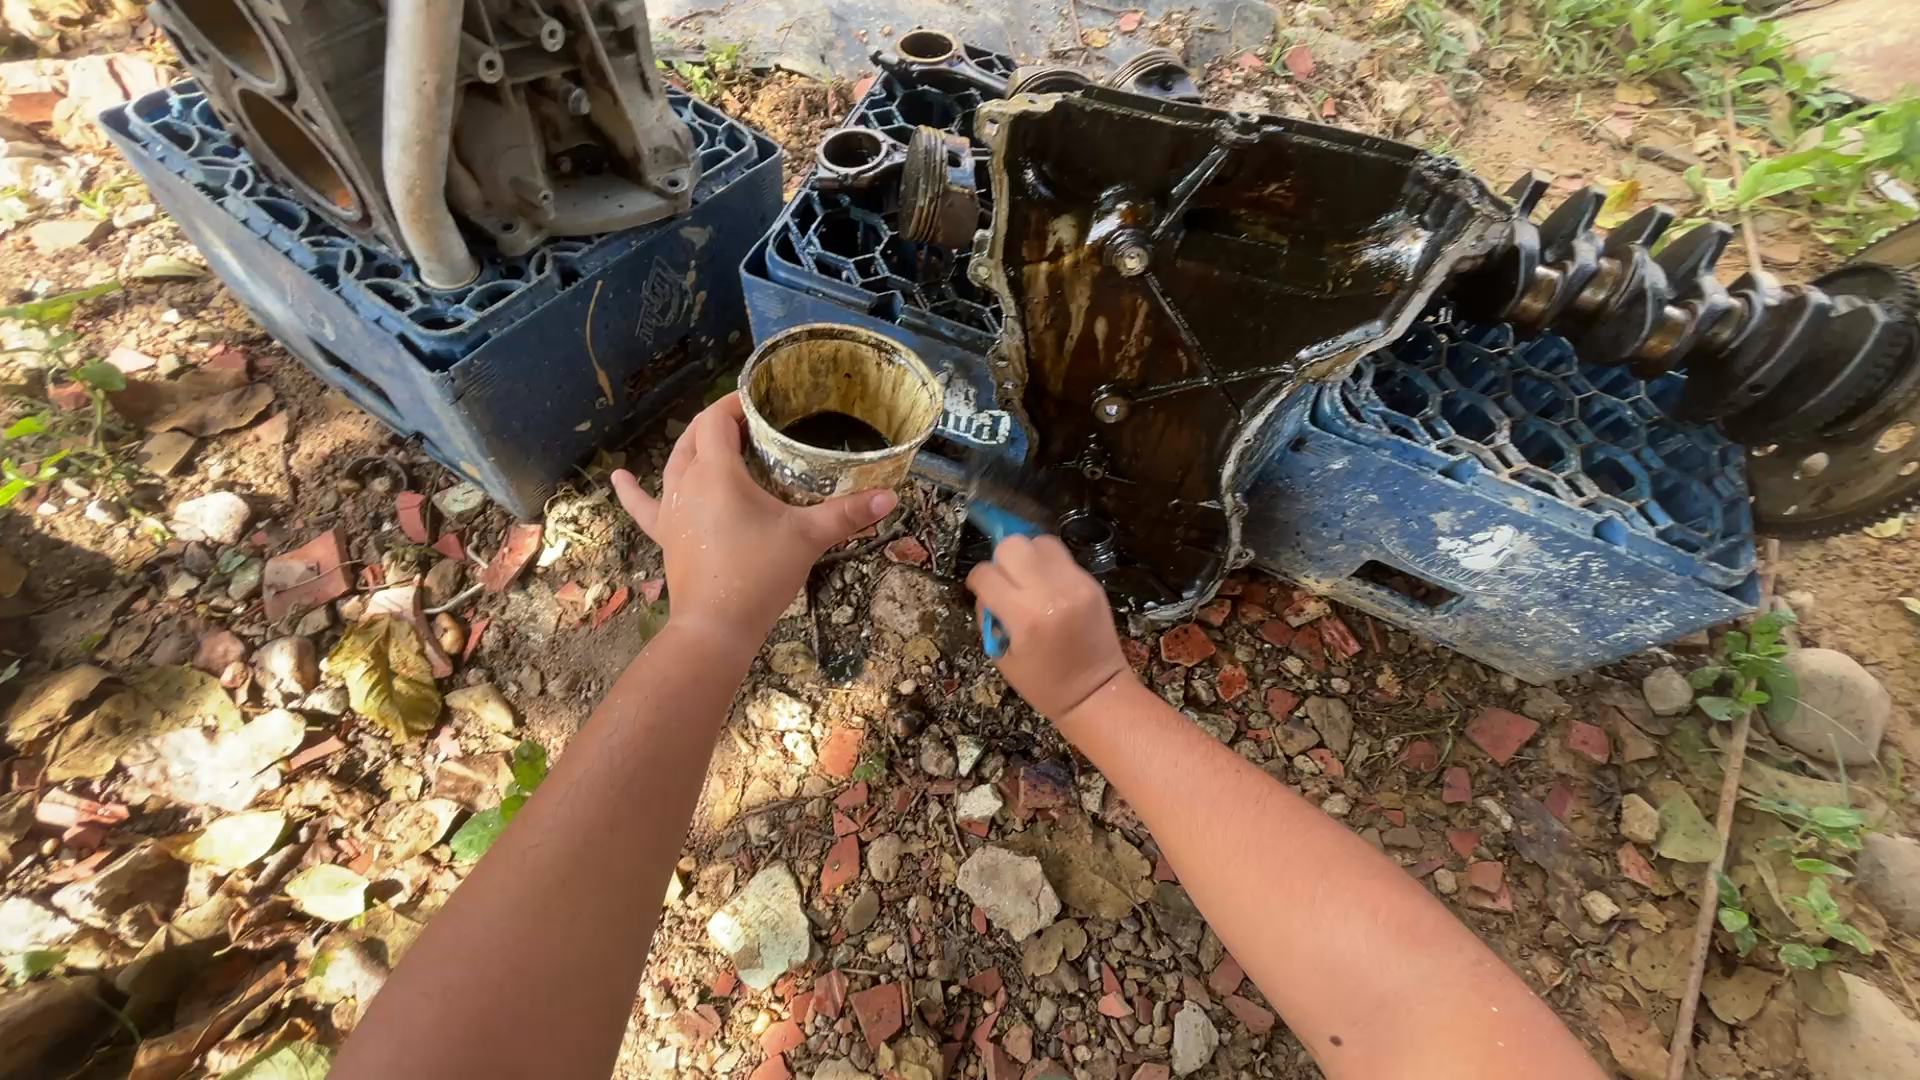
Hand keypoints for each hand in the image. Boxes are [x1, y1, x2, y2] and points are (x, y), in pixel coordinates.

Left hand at [612, 393, 896, 642]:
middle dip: (719, 422)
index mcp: (716, 471)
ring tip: (712, 438)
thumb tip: (892, 496)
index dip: (736, 403)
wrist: (716, 626)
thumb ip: (848, 514)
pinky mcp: (665, 534)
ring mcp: (670, 509)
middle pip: (694, 435)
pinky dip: (631, 490)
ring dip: (692, 445)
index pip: (717, 419)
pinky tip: (618, 477)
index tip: (762, 401)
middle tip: (752, 424)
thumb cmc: (760, 573)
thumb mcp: (808, 537)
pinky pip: (643, 505)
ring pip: (674, 462)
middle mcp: (686, 482)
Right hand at [966, 534, 1133, 719]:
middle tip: (1006, 581)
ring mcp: (1075, 583)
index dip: (977, 580)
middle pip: (1013, 544)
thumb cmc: (1043, 683)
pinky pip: (1061, 557)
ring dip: (1027, 556)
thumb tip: (987, 588)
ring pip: (1039, 541)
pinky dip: (1048, 566)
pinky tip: (1049, 588)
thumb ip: (989, 615)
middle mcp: (1050, 592)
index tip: (980, 588)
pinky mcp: (1091, 582)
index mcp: (1024, 617)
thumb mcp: (1001, 656)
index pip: (986, 574)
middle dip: (1001, 560)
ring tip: (1029, 579)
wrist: (1097, 691)